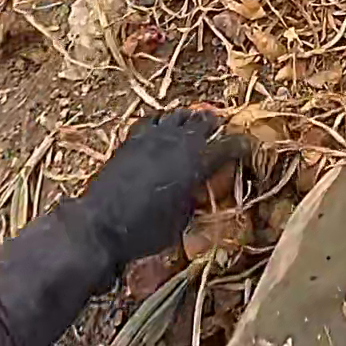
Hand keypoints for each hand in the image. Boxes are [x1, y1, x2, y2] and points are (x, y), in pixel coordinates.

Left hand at [77, 108, 244, 260]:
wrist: (99, 226)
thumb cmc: (145, 231)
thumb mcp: (181, 221)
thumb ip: (194, 199)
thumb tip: (199, 191)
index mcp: (199, 161)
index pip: (230, 145)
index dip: (241, 145)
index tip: (246, 147)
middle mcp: (182, 141)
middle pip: (206, 122)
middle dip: (215, 125)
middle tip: (218, 131)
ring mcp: (157, 135)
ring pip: (181, 115)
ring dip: (189, 119)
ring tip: (192, 124)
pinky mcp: (135, 136)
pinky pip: (154, 119)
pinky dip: (162, 121)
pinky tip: (161, 128)